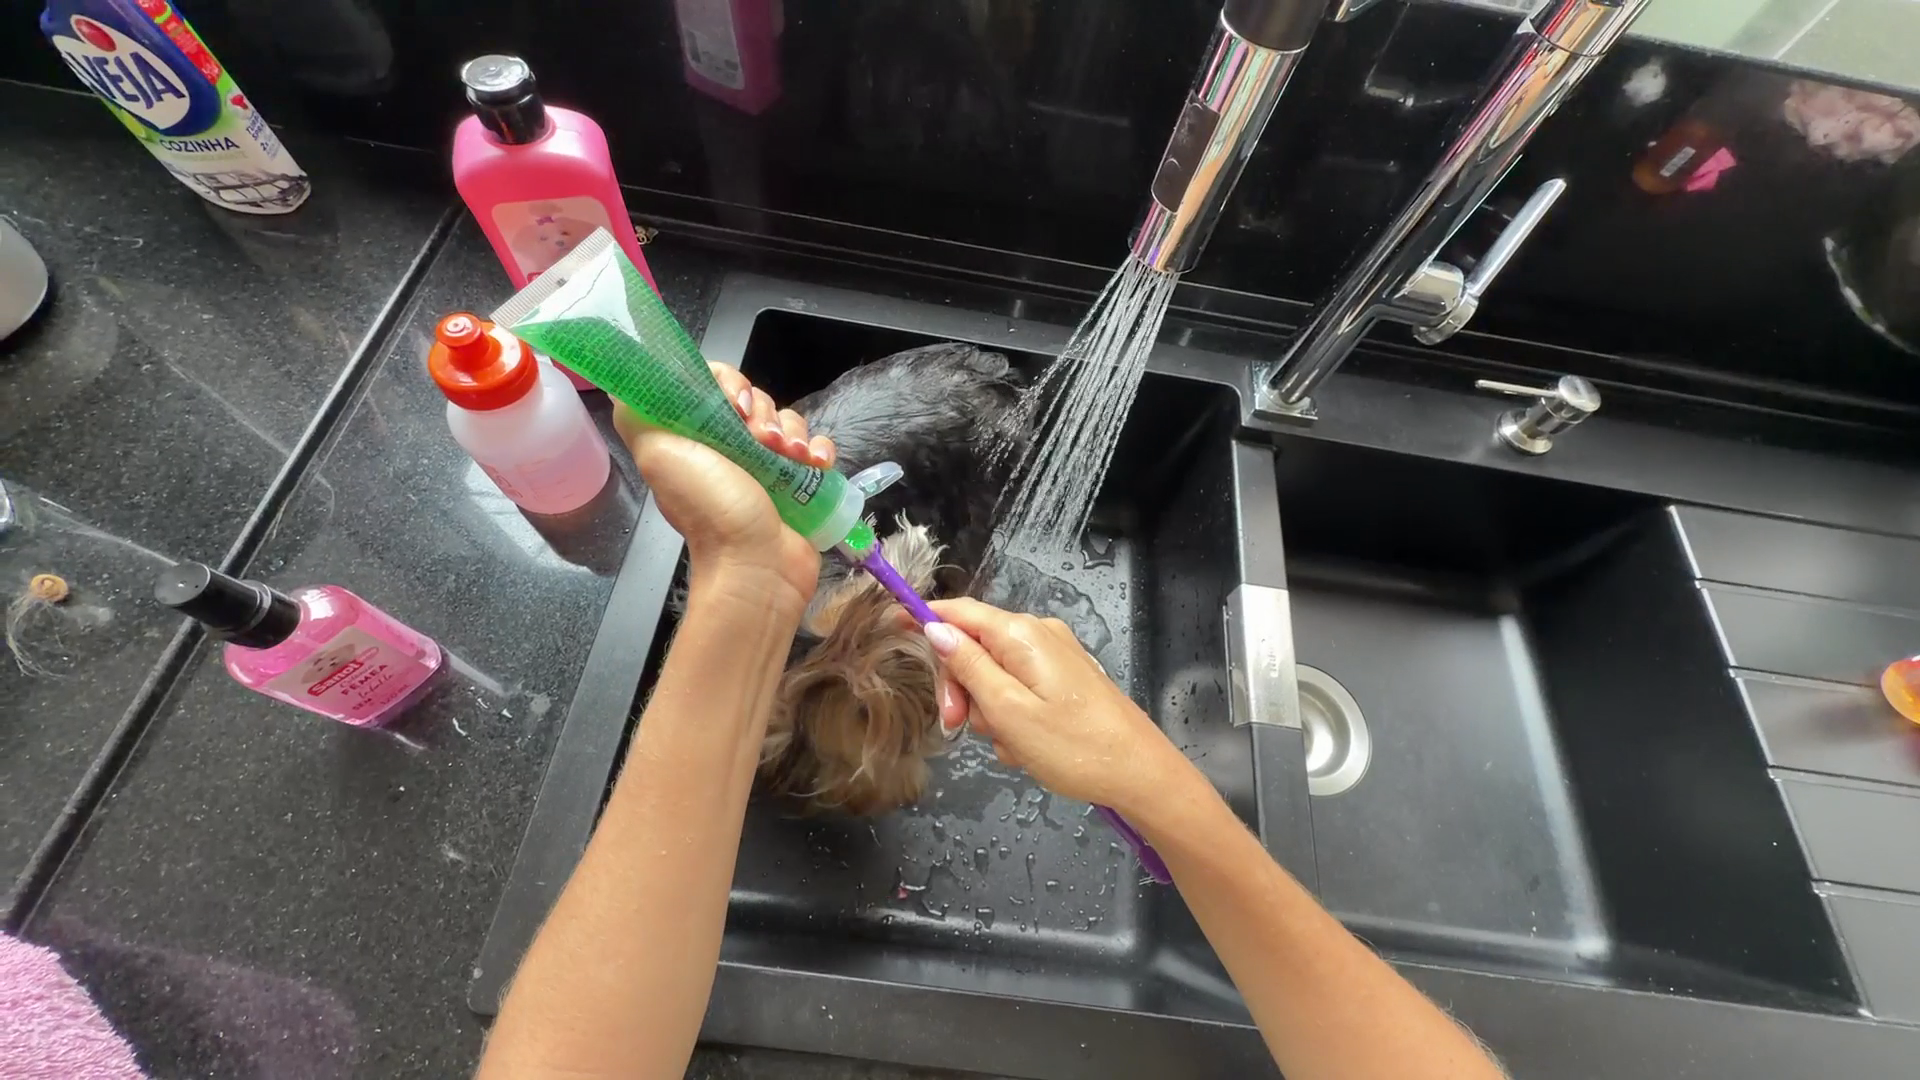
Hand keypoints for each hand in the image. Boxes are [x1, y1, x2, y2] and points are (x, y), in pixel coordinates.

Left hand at [613, 363, 835, 619]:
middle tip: (763, 441)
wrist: (758, 565)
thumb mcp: (659, 454)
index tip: (733, 406)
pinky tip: (817, 464)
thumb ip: (641, 413)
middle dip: (764, 412)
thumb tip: (636, 380)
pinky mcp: (799, 482)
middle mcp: (727, 448)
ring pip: (787, 421)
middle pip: (754, 399)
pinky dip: (820, 449)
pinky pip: (815, 446)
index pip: (713, 383)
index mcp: (694, 437)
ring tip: (794, 459)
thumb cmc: (711, 510)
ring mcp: (766, 466)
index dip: (727, 383)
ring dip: (794, 433)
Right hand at [921, 598, 1191, 811]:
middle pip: (975, 645)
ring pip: (994, 672)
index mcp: (1023, 634)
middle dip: (961, 684)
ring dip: (989, 707)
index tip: (891, 629)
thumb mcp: (1008, 710)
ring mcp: (1055, 655)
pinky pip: (1019, 687)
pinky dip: (1012, 713)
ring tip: (1009, 743)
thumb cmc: (1072, 745)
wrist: (1140, 774)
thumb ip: (968, 666)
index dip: (924, 617)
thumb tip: (935, 628)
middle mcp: (1039, 633)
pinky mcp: (1065, 678)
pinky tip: (1026, 744)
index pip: (960, 611)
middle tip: (959, 726)